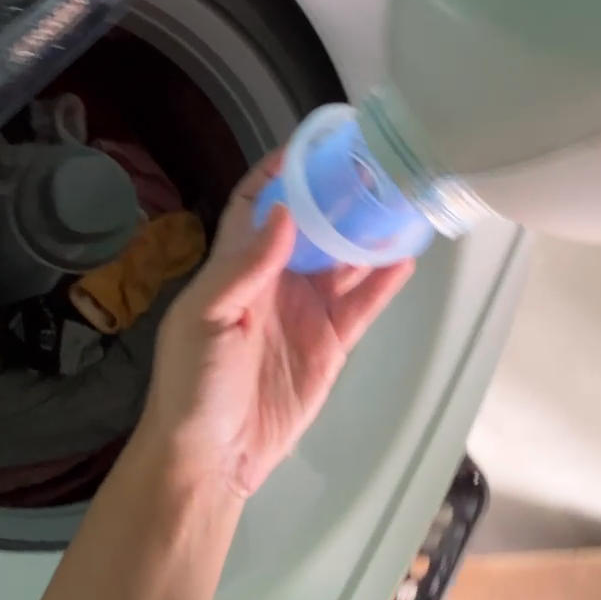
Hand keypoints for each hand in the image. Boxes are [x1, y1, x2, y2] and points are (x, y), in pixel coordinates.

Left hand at [139, 154, 414, 497]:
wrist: (215, 455)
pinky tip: (405, 257)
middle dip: (337, 197)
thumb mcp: (207, 317)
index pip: (258, 205)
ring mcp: (305, 310)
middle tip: (373, 166)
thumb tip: (287, 211)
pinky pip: (361, 305)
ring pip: (342, 260)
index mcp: (236, 265)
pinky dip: (382, 282)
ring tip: (398, 201)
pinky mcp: (330, 343)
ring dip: (366, 234)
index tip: (315, 144)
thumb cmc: (196, 380)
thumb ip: (245, 265)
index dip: (283, 173)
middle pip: (311, 226)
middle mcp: (274, 279)